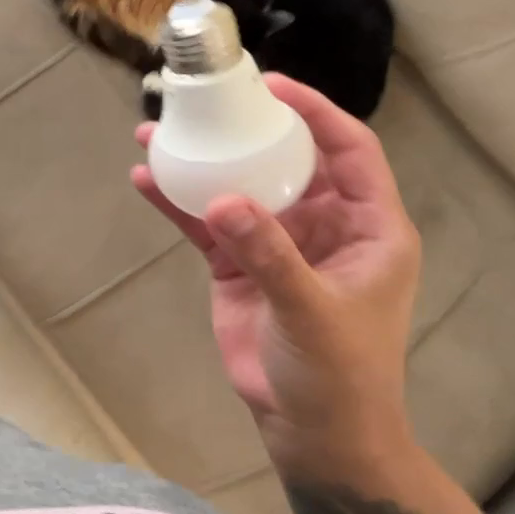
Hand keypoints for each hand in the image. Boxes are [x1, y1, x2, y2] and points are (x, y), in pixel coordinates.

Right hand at [130, 75, 421, 469]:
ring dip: (201, 164)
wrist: (309, 425)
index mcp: (367, 227)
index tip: (271, 87)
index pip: (349, 152)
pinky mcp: (236, 265)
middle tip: (204, 104)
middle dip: (245, 130)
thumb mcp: (312, 311)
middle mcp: (322, 226)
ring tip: (155, 136)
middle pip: (284, 161)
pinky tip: (147, 181)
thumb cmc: (338, 371)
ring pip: (237, 188)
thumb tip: (222, 201)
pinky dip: (177, 203)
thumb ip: (270, 254)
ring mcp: (275, 244)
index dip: (317, 114)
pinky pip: (205, 223)